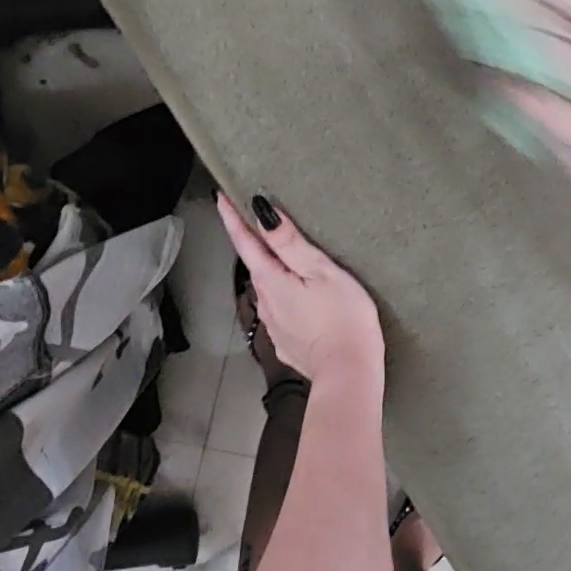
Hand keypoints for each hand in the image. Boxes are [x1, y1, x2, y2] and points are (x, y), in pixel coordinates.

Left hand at [216, 193, 384, 389]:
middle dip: (256, 243)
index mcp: (271, 280)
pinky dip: (287, 298)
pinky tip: (304, 299)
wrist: (349, 374)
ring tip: (289, 259)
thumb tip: (262, 214)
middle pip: (256, 265)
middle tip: (259, 219)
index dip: (231, 217)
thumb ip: (291, 243)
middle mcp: (265, 303)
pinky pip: (282, 312)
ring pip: (270, 290)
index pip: (244, 241)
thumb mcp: (322, 272)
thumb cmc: (343, 318)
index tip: (220, 196)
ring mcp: (274, 326)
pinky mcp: (287, 343)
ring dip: (274, 272)